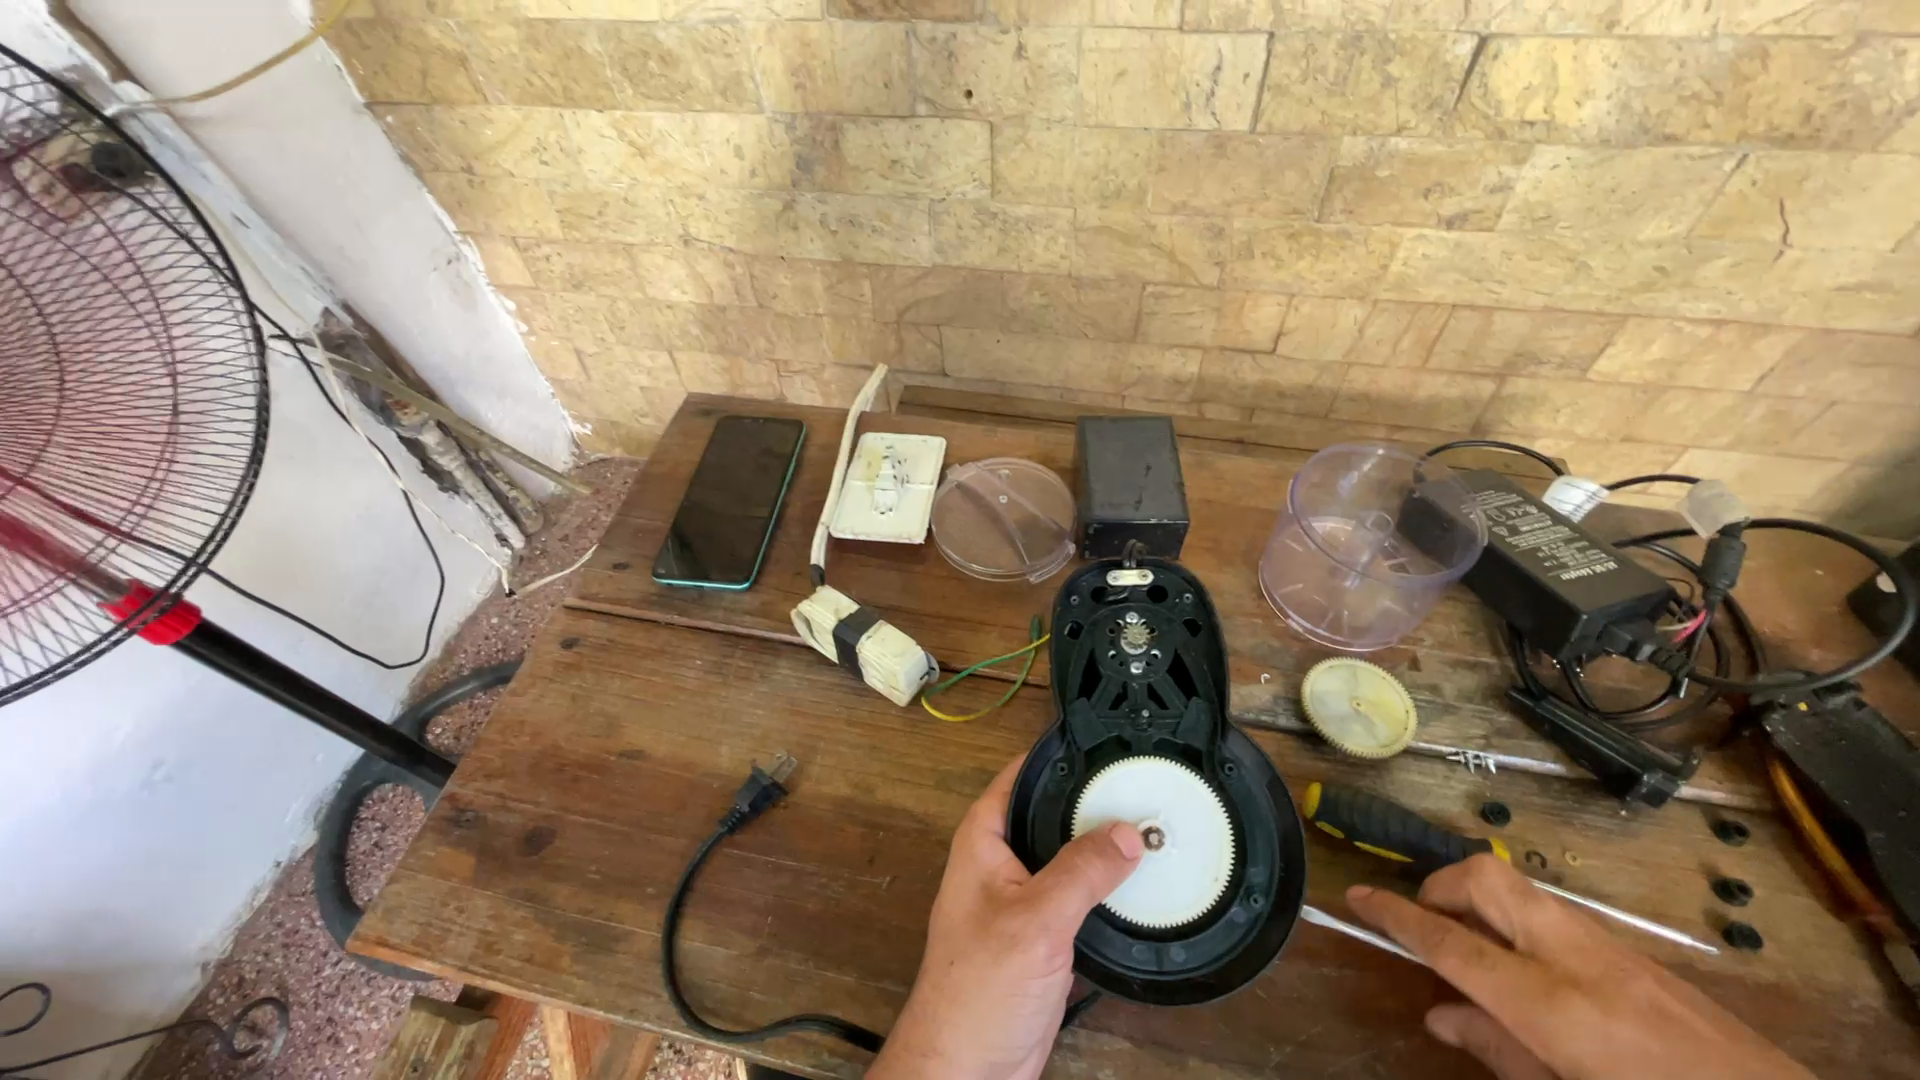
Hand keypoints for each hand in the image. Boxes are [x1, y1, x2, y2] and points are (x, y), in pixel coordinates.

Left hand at [868, 756, 1143, 1079]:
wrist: (969, 1066)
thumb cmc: (976, 991)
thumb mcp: (1035, 920)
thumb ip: (1081, 872)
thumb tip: (1126, 834)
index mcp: (983, 840)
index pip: (1020, 777)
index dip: (1055, 757)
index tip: (1096, 742)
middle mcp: (1000, 861)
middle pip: (1049, 814)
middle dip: (1089, 802)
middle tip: (1136, 784)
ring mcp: (1021, 898)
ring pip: (1067, 856)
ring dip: (1100, 847)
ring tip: (1145, 827)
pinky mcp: (1041, 934)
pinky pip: (1078, 895)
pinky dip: (1104, 887)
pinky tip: (1135, 884)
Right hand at [1347, 854, 1815, 1079]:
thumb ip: (1499, 1051)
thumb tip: (1439, 1014)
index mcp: (1550, 1004)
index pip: (1449, 943)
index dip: (1394, 916)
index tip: (1355, 895)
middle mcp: (1576, 958)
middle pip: (1486, 880)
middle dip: (1442, 885)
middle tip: (1427, 923)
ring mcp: (1613, 950)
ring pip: (1521, 891)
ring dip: (1480, 903)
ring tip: (1474, 951)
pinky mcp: (1640, 955)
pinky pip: (1555, 915)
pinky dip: (1519, 923)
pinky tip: (1530, 972)